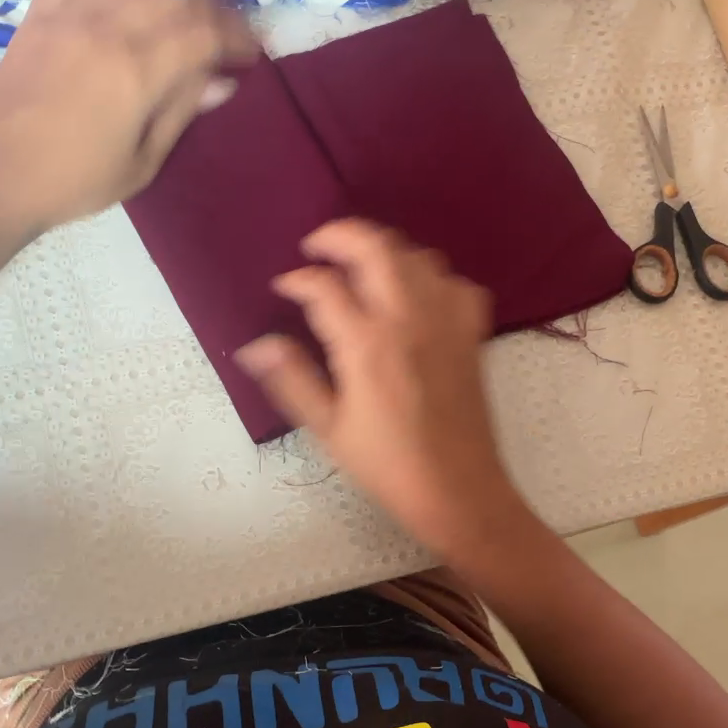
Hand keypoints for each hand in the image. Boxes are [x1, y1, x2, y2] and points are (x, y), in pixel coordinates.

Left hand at [0, 0, 255, 231]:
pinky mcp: (43, 7)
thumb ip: (180, 111)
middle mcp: (107, 26)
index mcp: (137, 72)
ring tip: (187, 9)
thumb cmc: (78, 181)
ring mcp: (70, 9)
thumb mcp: (143, 161)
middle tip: (229, 30)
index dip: (236, 37)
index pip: (202, 33)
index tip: (252, 54)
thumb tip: (221, 81)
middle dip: (212, 7)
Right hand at [237, 220, 532, 556]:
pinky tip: (418, 295)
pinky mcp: (472, 336)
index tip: (284, 287)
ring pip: (418, 257)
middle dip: (340, 236)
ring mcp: (447, 323)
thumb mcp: (329, 429)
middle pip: (376, 248)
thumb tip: (256, 346)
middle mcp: (410, 319)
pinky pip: (457, 285)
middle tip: (318, 249)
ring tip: (363, 268)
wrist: (458, 491)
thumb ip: (293, 379)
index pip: (324, 286)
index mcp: (367, 343)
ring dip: (386, 252)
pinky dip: (434, 278)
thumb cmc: (388, 466)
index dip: (298, 280)